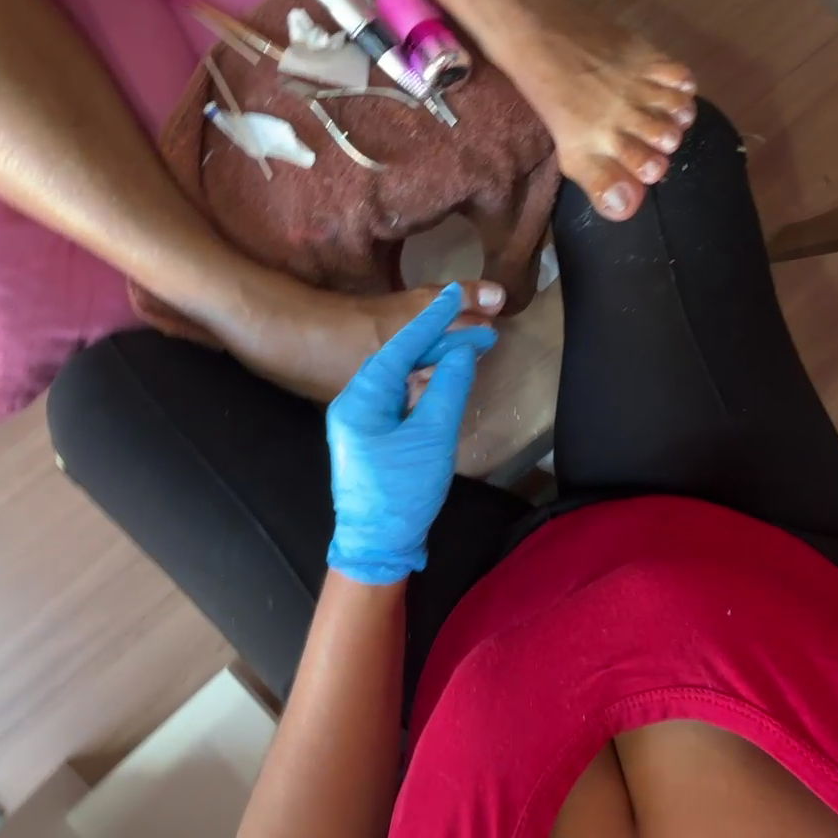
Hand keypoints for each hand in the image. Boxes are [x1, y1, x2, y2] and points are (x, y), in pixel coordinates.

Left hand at [325, 283, 497, 584]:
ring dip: (435, 364)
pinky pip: (401, 398)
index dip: (433, 319)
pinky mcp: (373, 435)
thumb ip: (448, 388)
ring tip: (470, 350)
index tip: (457, 293)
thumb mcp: (431, 436)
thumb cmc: (402, 490)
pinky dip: (426, 386)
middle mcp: (356, 401)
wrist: (376, 545)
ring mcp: (362, 419)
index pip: (402, 345)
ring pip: (402, 378)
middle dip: (440, 343)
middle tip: (481, 332)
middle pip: (401, 358)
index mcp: (362, 396)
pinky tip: (447, 380)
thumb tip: (463, 352)